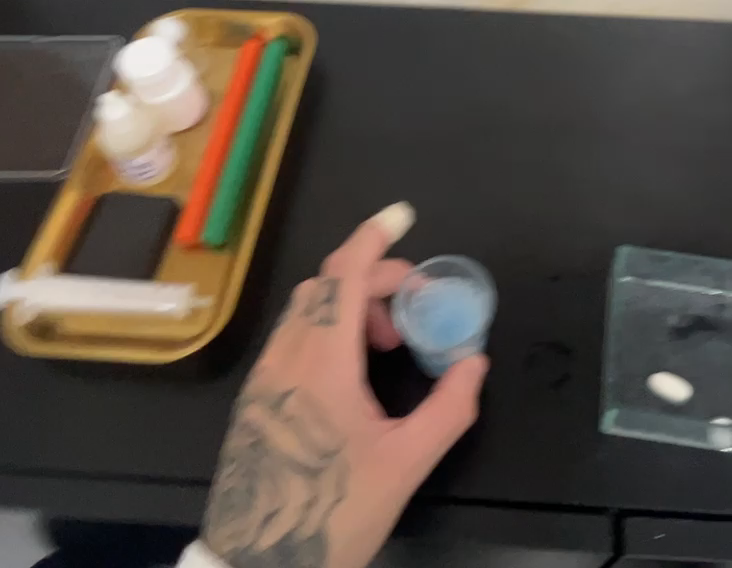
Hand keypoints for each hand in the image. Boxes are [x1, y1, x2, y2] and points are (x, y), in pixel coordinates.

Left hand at [202, 204, 488, 567]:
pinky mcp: (256, 395)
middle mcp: (286, 356)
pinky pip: (294, 333)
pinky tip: (352, 368)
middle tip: (415, 306)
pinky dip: (329, 325)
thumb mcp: (404, 466)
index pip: (344, 275)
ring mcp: (265, 375)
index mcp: (322, 363)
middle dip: (376, 277)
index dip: (373, 237)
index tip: (402, 216)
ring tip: (387, 342)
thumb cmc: (333, 516)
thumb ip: (448, 409)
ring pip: (307, 306)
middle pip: (328, 283)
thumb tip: (475, 363)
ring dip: (352, 302)